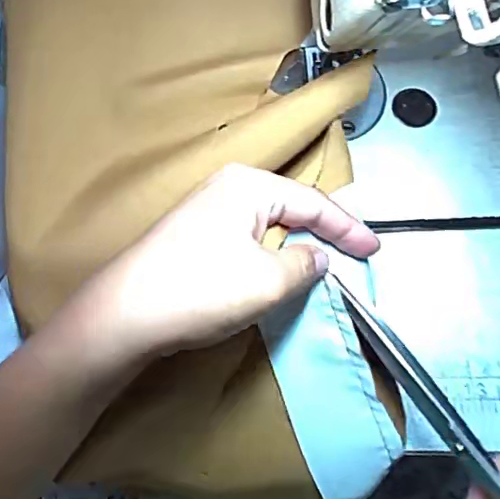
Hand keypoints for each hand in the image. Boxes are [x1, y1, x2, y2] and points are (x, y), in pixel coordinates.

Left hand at [51, 163, 378, 373]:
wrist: (127, 313)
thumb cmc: (201, 288)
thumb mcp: (269, 280)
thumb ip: (305, 264)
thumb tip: (315, 257)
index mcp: (248, 185)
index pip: (312, 202)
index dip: (348, 228)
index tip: (373, 250)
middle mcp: (225, 188)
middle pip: (288, 208)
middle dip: (321, 231)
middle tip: (353, 253)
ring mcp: (204, 211)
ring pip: (265, 226)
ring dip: (293, 246)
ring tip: (320, 264)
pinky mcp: (190, 237)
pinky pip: (244, 240)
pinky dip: (267, 255)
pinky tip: (273, 272)